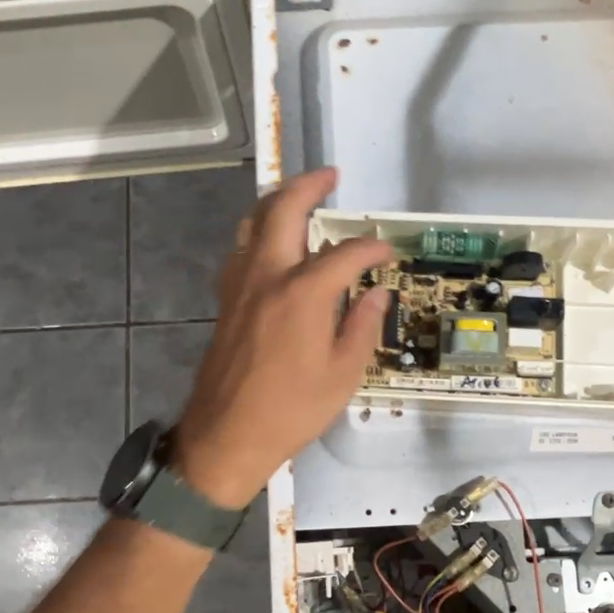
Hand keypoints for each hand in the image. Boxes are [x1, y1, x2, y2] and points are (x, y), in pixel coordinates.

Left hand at [170, 169, 392, 507]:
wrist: (227, 435)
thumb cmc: (292, 410)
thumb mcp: (343, 374)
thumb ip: (361, 326)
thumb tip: (376, 292)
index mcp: (303, 293)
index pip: (345, 252)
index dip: (372, 246)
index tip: (388, 250)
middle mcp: (267, 276)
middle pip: (283, 210)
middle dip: (308, 186)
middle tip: (330, 177)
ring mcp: (240, 286)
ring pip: (252, 223)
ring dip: (277, 203)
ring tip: (299, 200)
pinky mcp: (226, 301)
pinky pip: (241, 249)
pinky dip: (258, 232)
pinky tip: (273, 246)